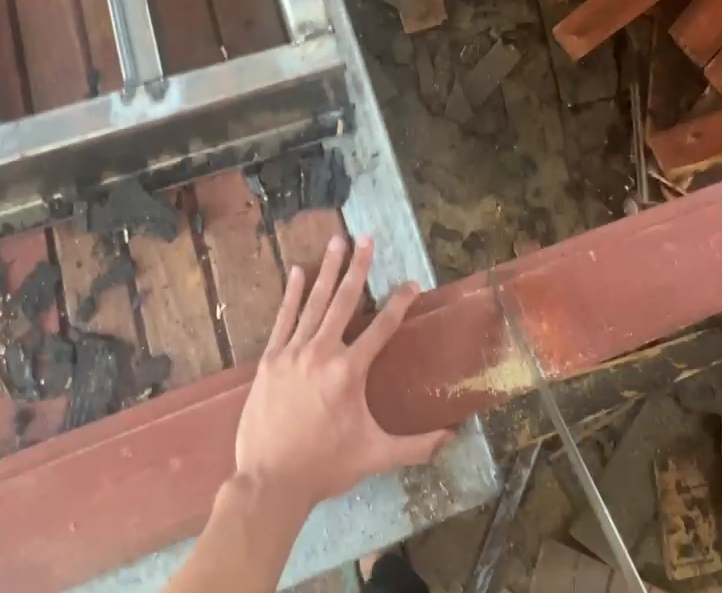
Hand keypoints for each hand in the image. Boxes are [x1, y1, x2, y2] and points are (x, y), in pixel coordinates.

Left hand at [232, 235, 454, 512]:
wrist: (269, 482)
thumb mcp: (376, 456)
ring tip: (337, 242)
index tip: (411, 283)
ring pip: (314, 303)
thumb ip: (416, 446)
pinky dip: (292, 295)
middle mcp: (322, 353)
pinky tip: (299, 272)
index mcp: (349, 372)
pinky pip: (283, 319)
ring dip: (328, 271)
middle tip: (366, 239)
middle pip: (345, 301)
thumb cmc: (326, 467)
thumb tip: (452, 439)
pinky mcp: (269, 361)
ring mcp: (292, 353)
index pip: (382, 328)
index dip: (399, 303)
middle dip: (358, 267)